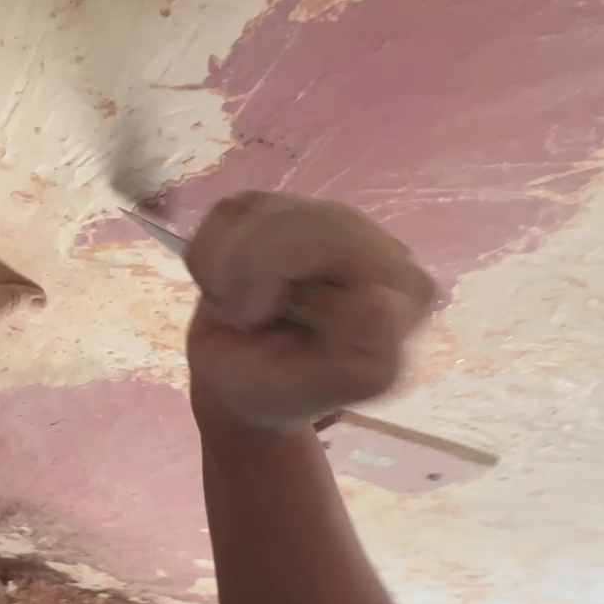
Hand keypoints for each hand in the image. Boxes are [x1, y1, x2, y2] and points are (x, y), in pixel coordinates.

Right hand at [184, 191, 435, 429]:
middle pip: (284, 220)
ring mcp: (322, 222)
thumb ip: (355, 361)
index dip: (268, 277)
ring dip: (221, 268)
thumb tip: (380, 301)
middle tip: (241, 318)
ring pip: (250, 212)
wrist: (232, 384)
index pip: (324, 239)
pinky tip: (224, 286)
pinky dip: (207, 255)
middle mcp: (369, 242)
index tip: (257, 323)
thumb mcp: (316, 391)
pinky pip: (227, 211)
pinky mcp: (279, 214)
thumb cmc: (274, 390)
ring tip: (234, 307)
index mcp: (396, 285)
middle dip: (240, 274)